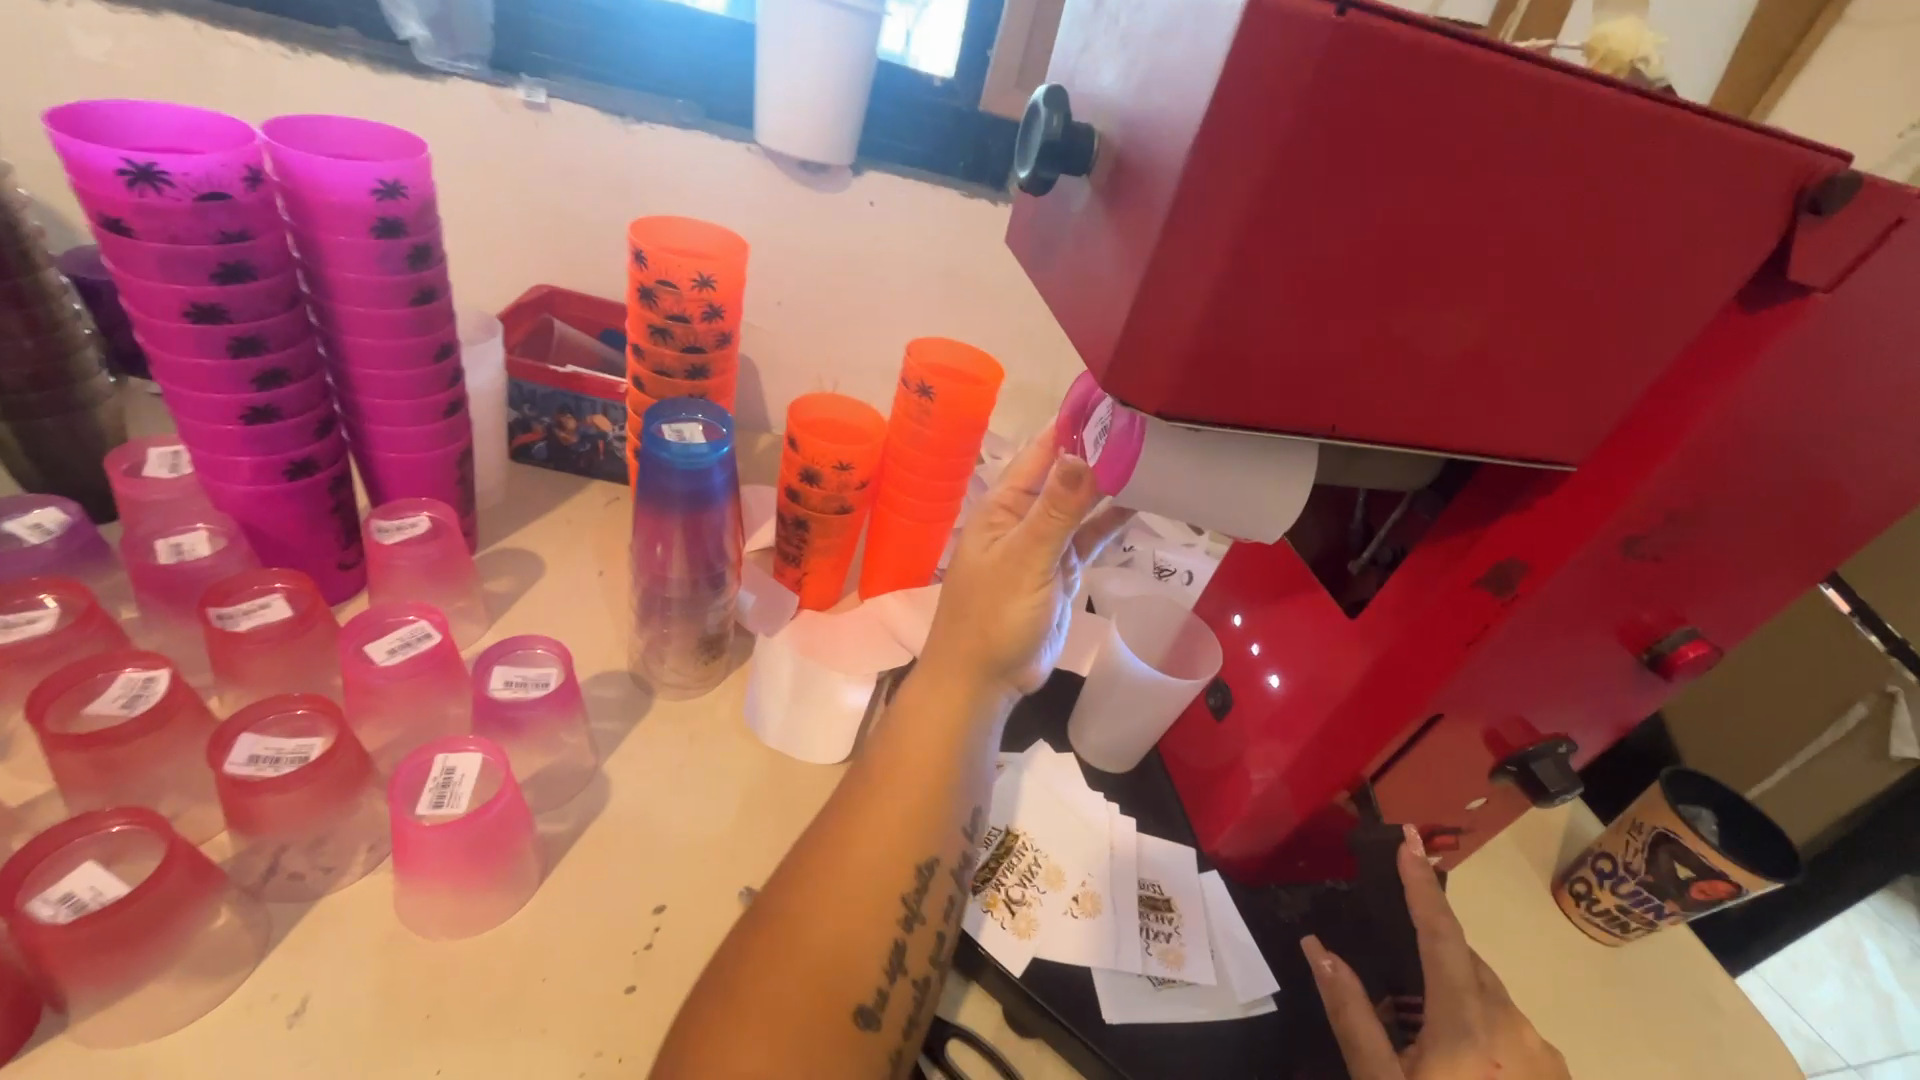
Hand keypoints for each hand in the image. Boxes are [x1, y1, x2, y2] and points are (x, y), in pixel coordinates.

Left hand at [921, 422, 1131, 700]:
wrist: (985, 680)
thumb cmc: (993, 616)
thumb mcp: (1026, 559)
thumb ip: (1056, 510)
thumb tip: (1083, 454)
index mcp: (1005, 505)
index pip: (1043, 451)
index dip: (1075, 424)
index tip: (1114, 395)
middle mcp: (1025, 517)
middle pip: (1067, 475)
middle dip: (1100, 451)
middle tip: (1150, 421)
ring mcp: (1045, 545)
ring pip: (1082, 505)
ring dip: (1111, 485)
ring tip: (1155, 454)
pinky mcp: (1062, 572)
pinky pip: (1089, 538)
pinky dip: (1111, 522)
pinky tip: (1141, 502)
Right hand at [1302, 827, 1569, 1079]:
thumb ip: (1352, 1013)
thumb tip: (1317, 947)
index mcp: (1470, 1023)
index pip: (1440, 934)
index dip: (1420, 884)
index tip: (1407, 838)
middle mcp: (1517, 1028)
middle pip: (1466, 964)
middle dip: (1429, 952)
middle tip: (1391, 985)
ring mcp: (1546, 1058)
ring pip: (1490, 998)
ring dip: (1452, 995)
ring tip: (1417, 1039)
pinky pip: (1509, 1030)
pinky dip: (1476, 1025)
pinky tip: (1455, 1065)